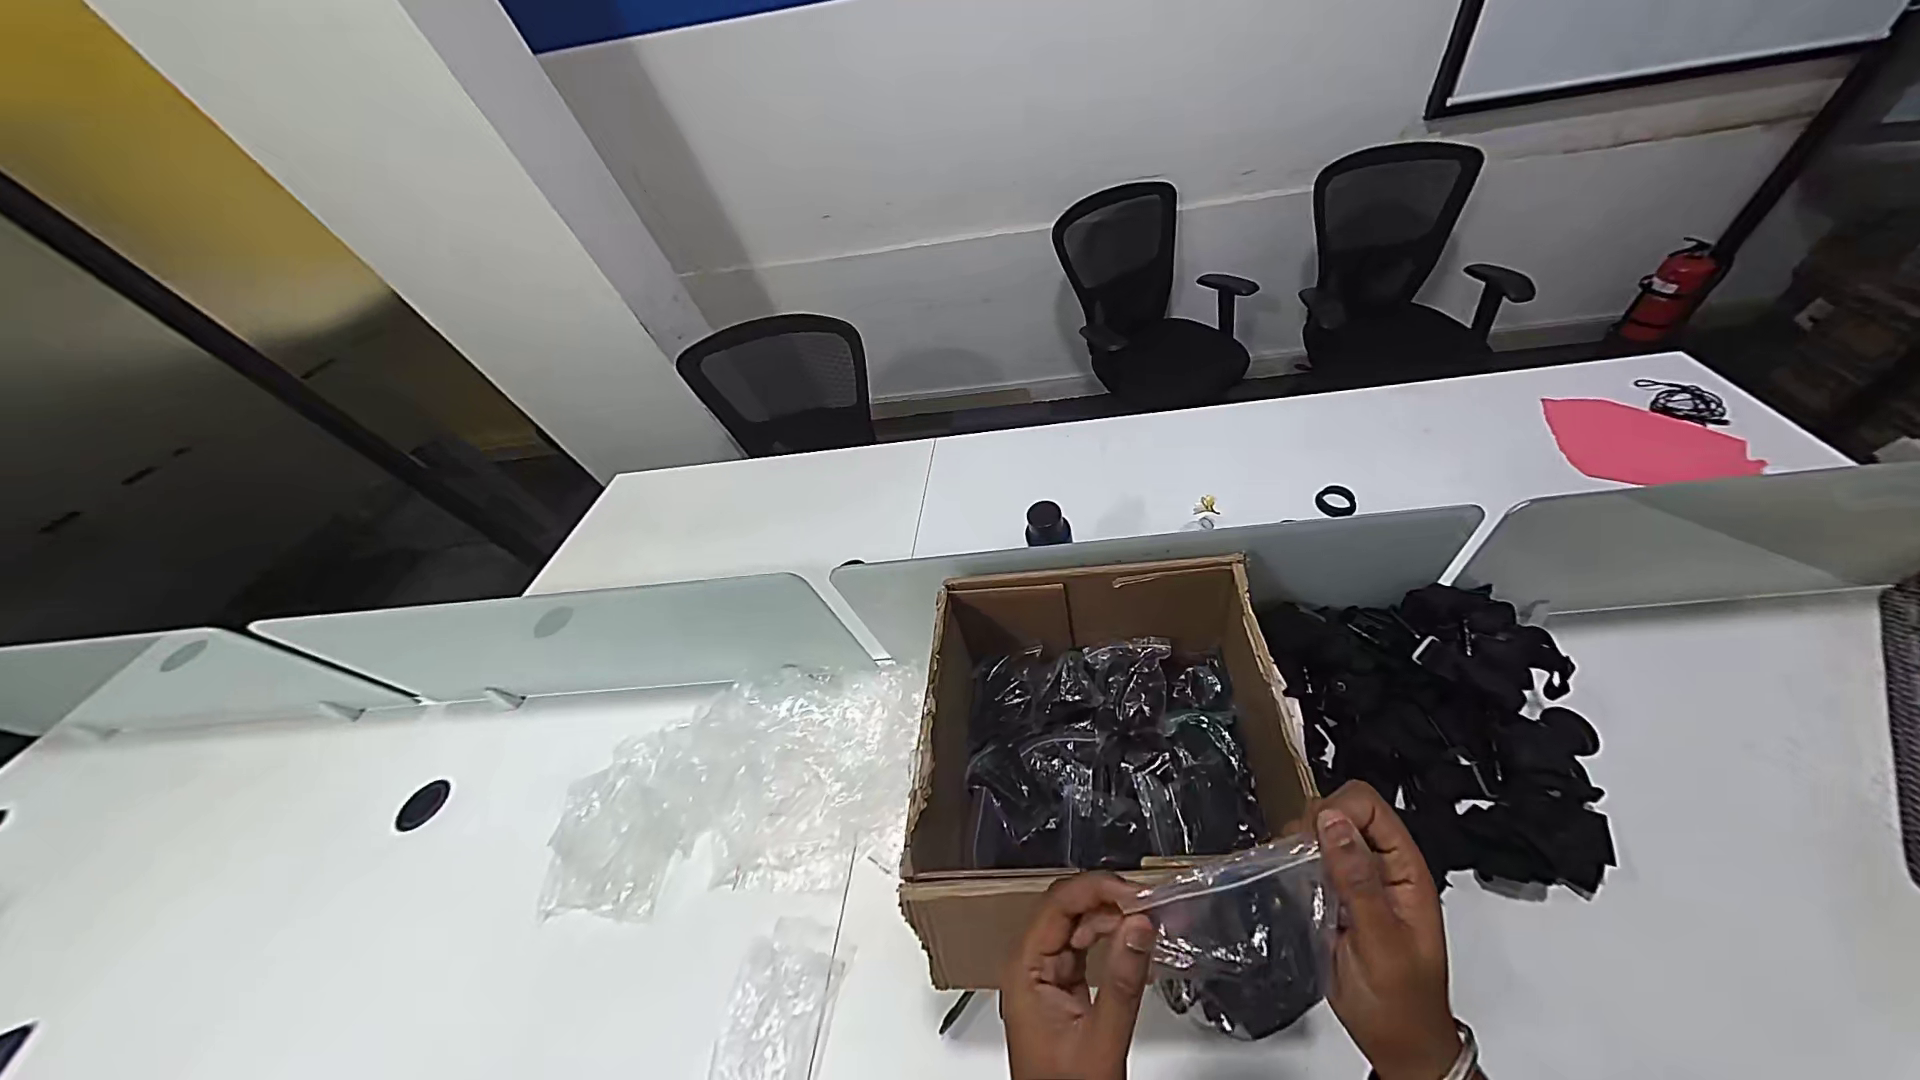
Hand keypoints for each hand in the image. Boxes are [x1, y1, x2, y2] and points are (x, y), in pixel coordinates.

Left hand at [1000, 872, 1156, 1079]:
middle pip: (1064, 908)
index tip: (1133, 891)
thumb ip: (1121, 981)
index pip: (1057, 905)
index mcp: (1024, 967)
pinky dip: (1107, 938)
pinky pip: (1083, 947)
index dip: (1095, 889)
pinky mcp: (1062, 987)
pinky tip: (1130, 939)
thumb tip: (1139, 925)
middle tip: (1145, 900)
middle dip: (1104, 898)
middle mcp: (1029, 962)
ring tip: (1144, 915)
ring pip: (1075, 925)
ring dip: (1109, 916)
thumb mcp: (1101, 1041)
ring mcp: (1045, 973)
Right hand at [1308, 782, 1461, 1079]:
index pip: (1369, 806)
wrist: (1397, 1044)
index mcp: (1406, 870)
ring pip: (1321, 830)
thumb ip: (1358, 880)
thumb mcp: (1382, 943)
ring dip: (1302, 846)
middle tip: (1305, 863)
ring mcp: (1357, 876)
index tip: (1316, 840)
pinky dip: (1294, 862)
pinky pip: (1309, 856)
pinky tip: (1296, 885)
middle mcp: (1381, 866)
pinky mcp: (1334, 889)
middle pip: (1341, 810)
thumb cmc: (1401, 1003)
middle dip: (1314, 827)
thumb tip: (1334, 822)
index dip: (1338, 812)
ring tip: (1301, 879)